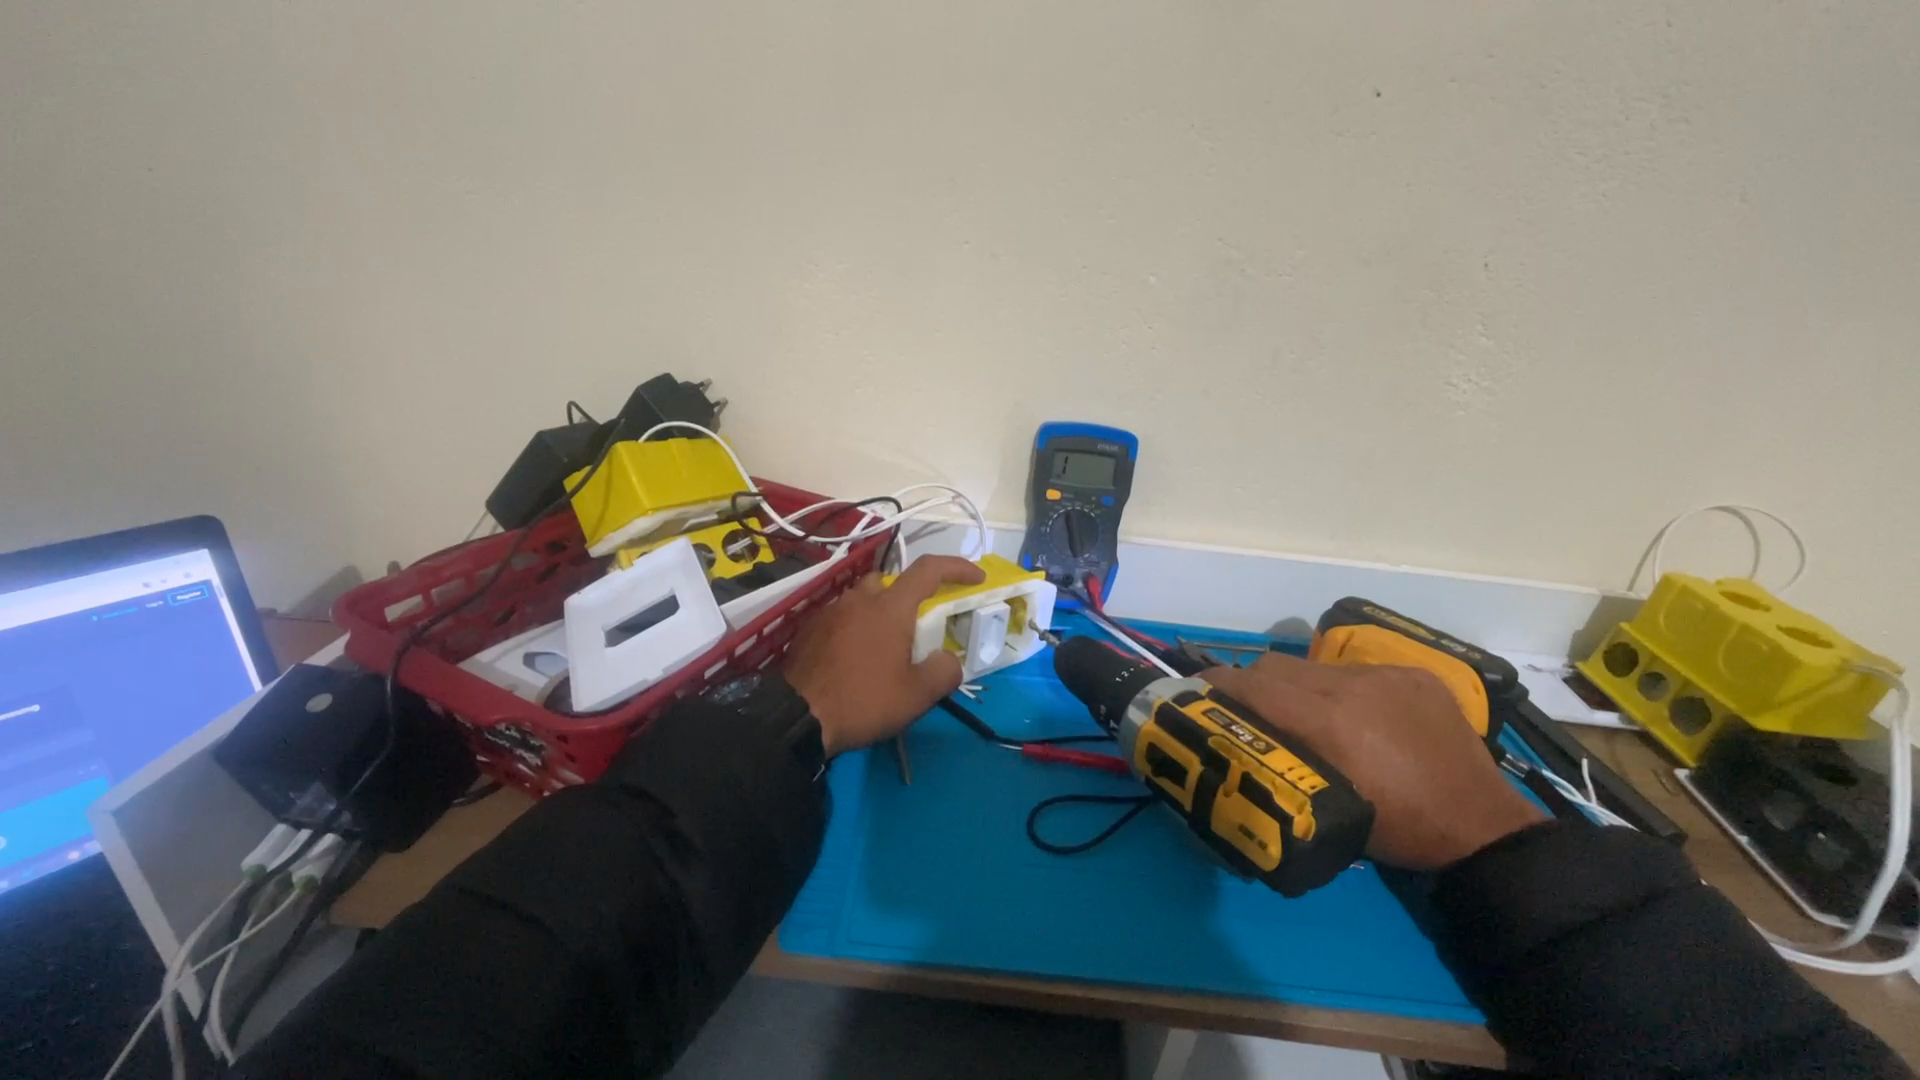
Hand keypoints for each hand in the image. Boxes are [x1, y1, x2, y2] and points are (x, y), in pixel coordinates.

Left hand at [783, 555, 985, 756]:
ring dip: (880, 612)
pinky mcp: (809, 628)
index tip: (975, 578)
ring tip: (886, 646)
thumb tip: (948, 659)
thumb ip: (944, 671)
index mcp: (891, 607)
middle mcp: (860, 598)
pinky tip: (855, 657)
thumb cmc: (863, 700)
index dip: (957, 568)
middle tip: (919, 626)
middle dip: (911, 596)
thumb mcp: (917, 695)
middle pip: (892, 582)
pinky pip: (842, 616)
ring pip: (863, 598)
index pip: (929, 570)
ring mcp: (830, 611)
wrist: (795, 717)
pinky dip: (856, 627)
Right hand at [1202, 654, 1544, 870]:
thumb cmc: (1399, 832)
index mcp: (1330, 721)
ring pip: (1314, 666)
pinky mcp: (1414, 673)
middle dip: (1250, 684)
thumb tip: (1239, 745)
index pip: (1254, 686)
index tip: (1194, 694)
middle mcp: (1353, 685)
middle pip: (1276, 667)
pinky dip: (1338, 688)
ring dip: (1295, 686)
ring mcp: (1386, 674)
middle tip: (1241, 710)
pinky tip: (1353, 716)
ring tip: (1299, 715)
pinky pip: (1355, 671)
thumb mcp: (1327, 804)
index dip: (1216, 686)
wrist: (1484, 829)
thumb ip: (1281, 764)